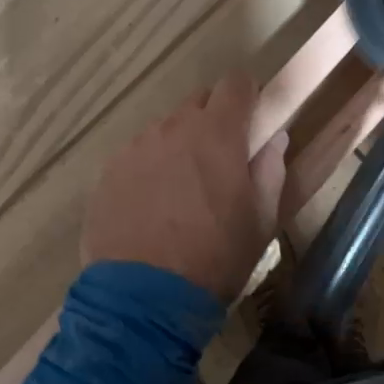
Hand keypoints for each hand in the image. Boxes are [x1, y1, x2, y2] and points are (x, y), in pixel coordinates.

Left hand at [83, 73, 289, 303]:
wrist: (142, 301)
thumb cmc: (213, 259)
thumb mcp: (260, 222)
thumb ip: (271, 171)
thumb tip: (274, 139)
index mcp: (217, 133)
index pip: (236, 83)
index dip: (247, 96)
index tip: (252, 121)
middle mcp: (174, 127)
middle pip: (199, 102)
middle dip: (214, 121)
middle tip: (219, 162)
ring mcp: (137, 147)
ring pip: (167, 128)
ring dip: (180, 145)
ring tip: (181, 192)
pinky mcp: (109, 170)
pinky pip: (138, 154)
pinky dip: (150, 168)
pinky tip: (151, 207)